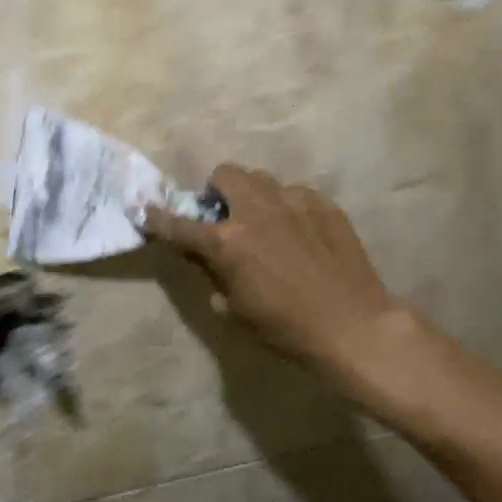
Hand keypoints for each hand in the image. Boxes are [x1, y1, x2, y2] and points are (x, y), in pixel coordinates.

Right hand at [142, 164, 403, 372]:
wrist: (353, 326)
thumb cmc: (286, 328)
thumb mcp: (236, 311)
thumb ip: (215, 277)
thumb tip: (209, 261)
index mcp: (226, 241)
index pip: (180, 224)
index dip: (159, 218)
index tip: (147, 210)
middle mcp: (256, 210)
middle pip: (226, 174)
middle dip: (217, 189)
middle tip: (226, 214)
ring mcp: (294, 202)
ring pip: (263, 180)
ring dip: (255, 196)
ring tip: (267, 223)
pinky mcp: (324, 204)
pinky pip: (296, 194)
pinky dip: (289, 208)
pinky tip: (302, 235)